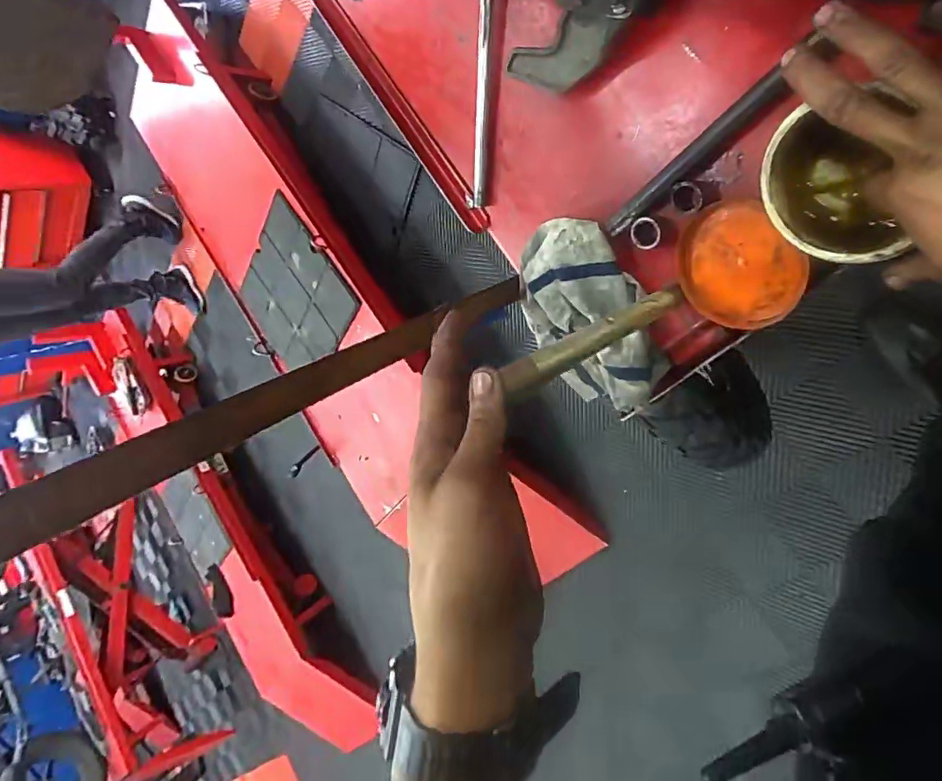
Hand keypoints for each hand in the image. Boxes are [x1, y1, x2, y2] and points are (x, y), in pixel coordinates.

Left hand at [407, 312, 539, 733]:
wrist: (478, 630)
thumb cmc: (465, 554)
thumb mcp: (471, 484)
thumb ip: (480, 428)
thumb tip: (485, 372)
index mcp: (431, 450)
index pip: (438, 384)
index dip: (448, 346)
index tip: (461, 311)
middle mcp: (445, 458)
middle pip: (453, 398)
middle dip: (463, 359)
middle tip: (485, 325)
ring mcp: (468, 479)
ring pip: (474, 420)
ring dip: (481, 387)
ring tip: (499, 356)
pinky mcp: (491, 499)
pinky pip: (494, 446)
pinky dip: (501, 419)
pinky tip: (510, 413)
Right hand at [781, 0, 941, 350]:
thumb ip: (925, 264)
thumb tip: (894, 276)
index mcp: (908, 195)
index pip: (869, 183)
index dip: (867, 187)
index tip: (875, 193)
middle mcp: (925, 142)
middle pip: (853, 105)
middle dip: (816, 78)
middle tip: (791, 51)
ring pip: (902, 60)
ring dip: (861, 34)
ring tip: (832, 12)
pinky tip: (941, 8)